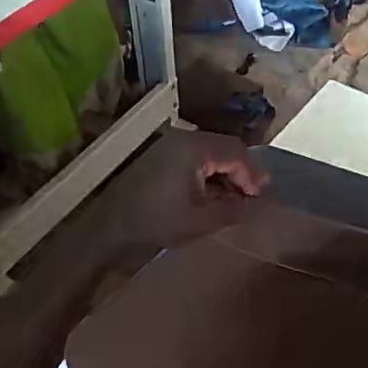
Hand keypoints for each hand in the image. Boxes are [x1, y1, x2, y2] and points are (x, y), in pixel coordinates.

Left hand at [93, 130, 266, 259]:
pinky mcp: (157, 157)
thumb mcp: (202, 220)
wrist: (107, 229)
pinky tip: (209, 195)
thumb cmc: (156, 222)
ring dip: (224, 173)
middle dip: (240, 172)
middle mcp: (181, 138)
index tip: (258, 199)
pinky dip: (207, 174)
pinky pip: (193, 158)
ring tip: (232, 199)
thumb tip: (261, 203)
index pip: (236, 152)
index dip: (252, 175)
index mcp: (194, 148)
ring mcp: (167, 145)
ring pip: (209, 152)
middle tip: (251, 197)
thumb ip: (236, 208)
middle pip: (224, 148)